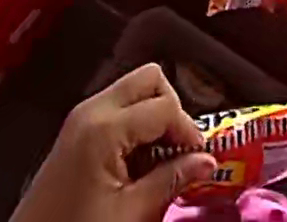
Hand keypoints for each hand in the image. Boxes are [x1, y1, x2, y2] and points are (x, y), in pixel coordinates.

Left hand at [10, 64, 216, 221]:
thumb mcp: (128, 215)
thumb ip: (170, 181)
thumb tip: (208, 161)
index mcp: (105, 127)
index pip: (164, 105)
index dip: (188, 130)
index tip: (199, 160)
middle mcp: (93, 108)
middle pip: (149, 78)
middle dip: (172, 108)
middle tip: (180, 150)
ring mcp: (83, 114)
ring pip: (135, 88)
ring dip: (155, 114)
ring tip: (162, 159)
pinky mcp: (78, 126)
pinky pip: (119, 105)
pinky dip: (137, 121)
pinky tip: (140, 160)